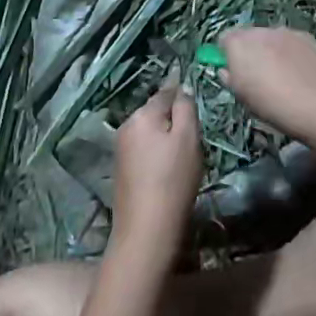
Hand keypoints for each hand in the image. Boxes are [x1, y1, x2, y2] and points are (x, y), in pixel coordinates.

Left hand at [112, 80, 202, 255]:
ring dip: (164, 135)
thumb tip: (183, 88)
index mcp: (142, 115)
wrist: (146, 227)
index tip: (192, 91)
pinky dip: (155, 152)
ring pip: (149, 131)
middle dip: (172, 116)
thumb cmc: (173, 179)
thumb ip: (185, 109)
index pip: (165, 92)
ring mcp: (121, 148)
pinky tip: (166, 169)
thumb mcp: (188, 138)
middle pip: (154, 112)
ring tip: (183, 153)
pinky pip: (143, 149)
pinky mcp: (122, 169)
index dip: (180, 91)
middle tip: (194, 131)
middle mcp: (126, 126)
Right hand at [217, 27, 315, 133]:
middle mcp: (258, 31)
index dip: (228, 55)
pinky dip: (291, 51)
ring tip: (282, 74)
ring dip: (270, 49)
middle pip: (248, 35)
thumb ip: (229, 78)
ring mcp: (284, 31)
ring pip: (270, 37)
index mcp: (237, 44)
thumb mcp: (241, 97)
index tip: (235, 71)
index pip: (224, 39)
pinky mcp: (305, 36)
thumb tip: (227, 70)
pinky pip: (290, 40)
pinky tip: (299, 71)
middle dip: (250, 50)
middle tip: (258, 74)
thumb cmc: (270, 105)